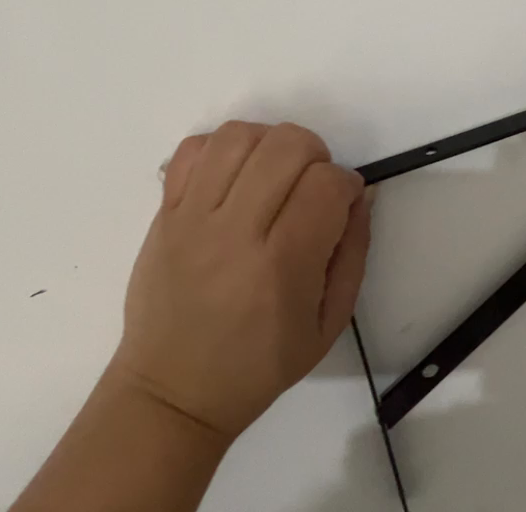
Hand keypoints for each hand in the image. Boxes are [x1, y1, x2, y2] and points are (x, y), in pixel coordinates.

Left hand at [110, 121, 371, 443]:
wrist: (174, 390)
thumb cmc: (258, 365)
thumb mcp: (328, 324)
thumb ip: (353, 252)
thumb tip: (361, 193)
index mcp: (282, 265)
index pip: (327, 183)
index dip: (346, 183)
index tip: (341, 203)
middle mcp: (235, 232)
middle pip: (286, 145)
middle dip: (314, 154)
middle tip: (310, 185)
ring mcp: (192, 217)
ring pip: (238, 136)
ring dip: (268, 143)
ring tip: (272, 173)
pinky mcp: (164, 212)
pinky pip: (191, 148)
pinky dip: (220, 148)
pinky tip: (233, 175)